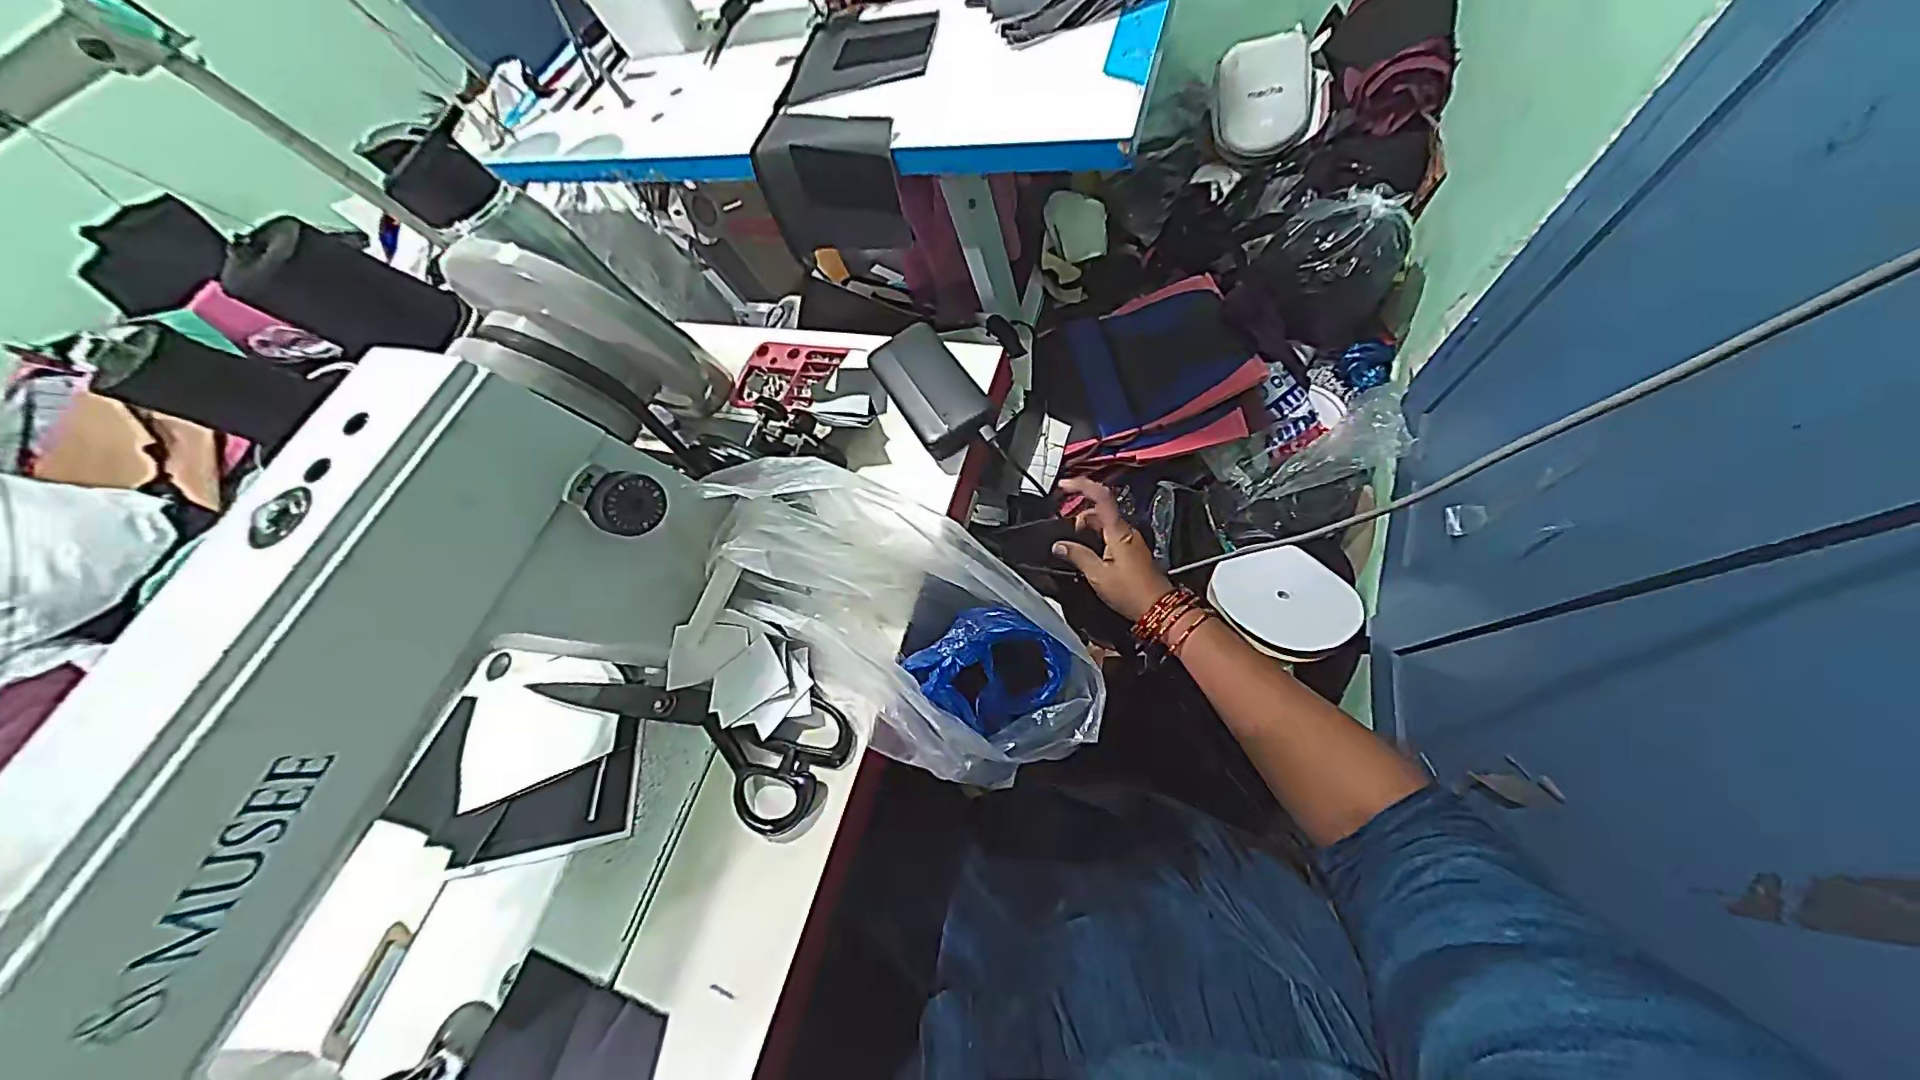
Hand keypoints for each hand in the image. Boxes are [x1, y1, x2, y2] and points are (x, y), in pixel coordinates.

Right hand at [1052, 477, 1175, 621]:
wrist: (1157, 608)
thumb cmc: (1132, 592)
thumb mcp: (1097, 575)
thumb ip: (1077, 556)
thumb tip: (1060, 546)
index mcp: (1118, 532)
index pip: (1101, 496)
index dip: (1081, 486)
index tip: (1064, 485)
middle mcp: (1126, 531)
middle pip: (1099, 510)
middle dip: (1079, 517)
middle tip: (1066, 535)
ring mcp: (1130, 540)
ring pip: (1103, 523)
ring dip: (1087, 530)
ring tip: (1075, 550)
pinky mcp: (1131, 550)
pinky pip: (1110, 535)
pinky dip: (1095, 539)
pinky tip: (1088, 555)